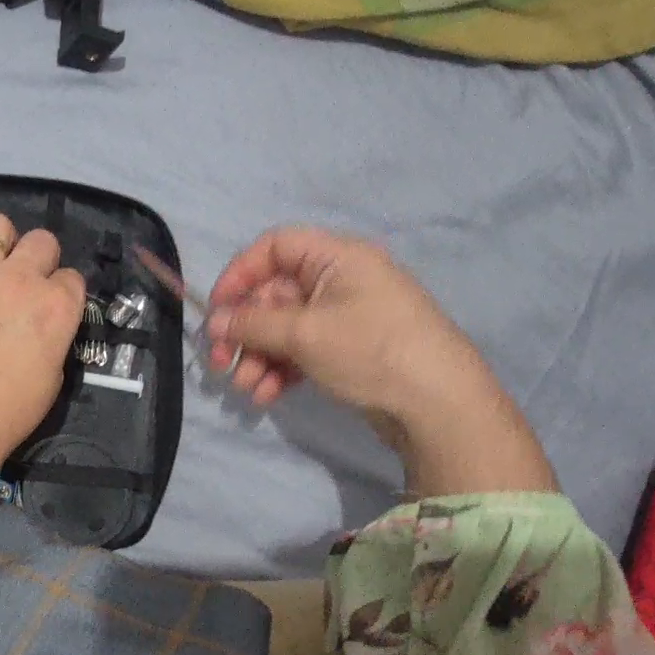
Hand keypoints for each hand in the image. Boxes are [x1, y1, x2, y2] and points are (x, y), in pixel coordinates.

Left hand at [0, 208, 87, 469]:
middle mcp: (19, 278)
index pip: (72, 279)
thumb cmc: (10, 410)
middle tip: (28, 283)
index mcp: (56, 305)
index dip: (64, 293)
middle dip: (40, 258)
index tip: (55, 309)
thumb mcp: (54, 376)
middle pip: (41, 242)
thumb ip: (53, 337)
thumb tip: (45, 326)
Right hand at [204, 227, 556, 496]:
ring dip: (256, 357)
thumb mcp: (304, 334)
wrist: (439, 406)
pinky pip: (300, 351)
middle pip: (273, 294)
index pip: (275, 247)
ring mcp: (344, 317)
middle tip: (221, 363)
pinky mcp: (347, 350)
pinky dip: (279, 370)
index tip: (217, 310)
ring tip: (246, 388)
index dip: (240, 274)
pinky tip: (266, 396)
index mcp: (337, 258)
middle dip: (244, 330)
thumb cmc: (371, 351)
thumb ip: (253, 324)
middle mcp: (340, 281)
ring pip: (282, 328)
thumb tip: (215, 323)